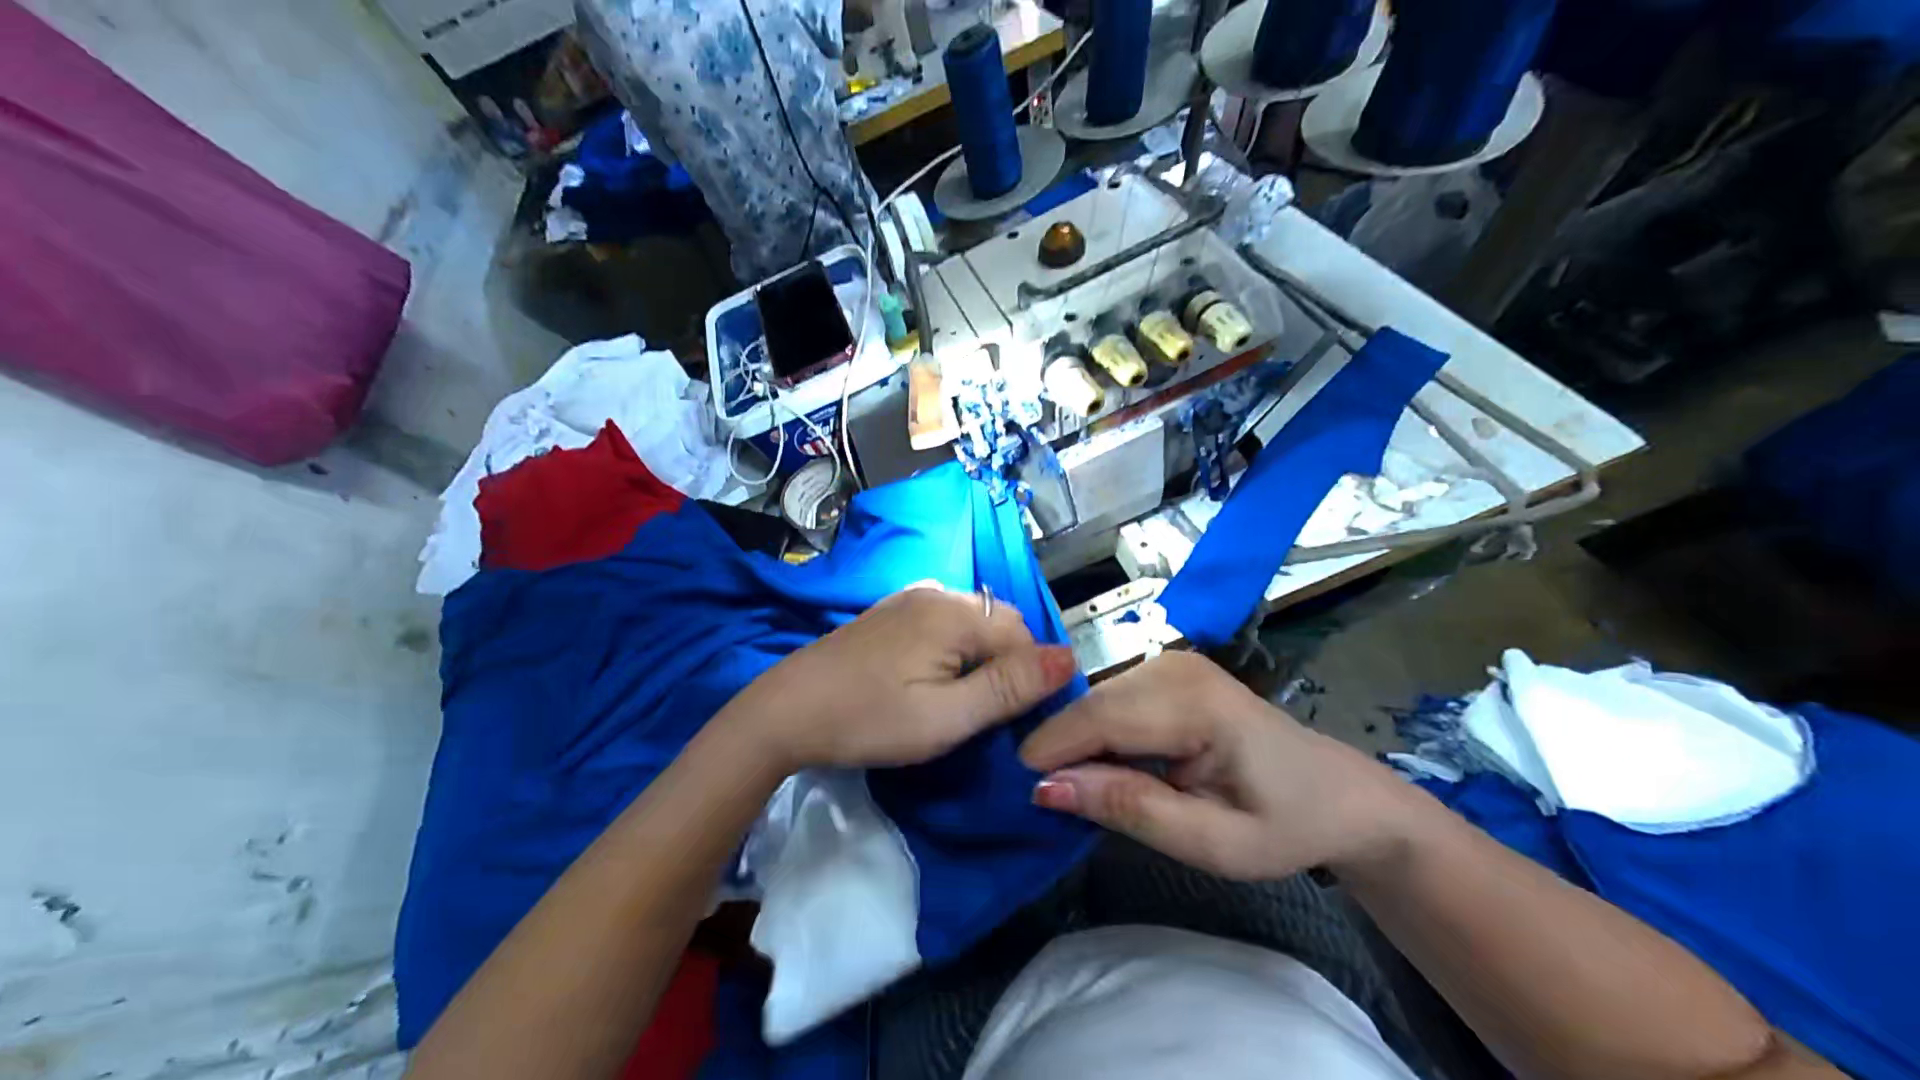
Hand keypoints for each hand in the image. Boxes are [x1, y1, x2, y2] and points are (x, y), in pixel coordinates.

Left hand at [725, 585, 1078, 773]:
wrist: (786, 711)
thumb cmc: (869, 719)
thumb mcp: (946, 718)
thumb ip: (1009, 687)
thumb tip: (1067, 659)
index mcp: (956, 612)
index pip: (1025, 636)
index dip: (1028, 679)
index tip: (1009, 721)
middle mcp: (938, 592)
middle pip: (1001, 624)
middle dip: (1005, 667)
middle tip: (982, 716)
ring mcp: (910, 598)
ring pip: (974, 624)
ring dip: (980, 660)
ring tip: (959, 703)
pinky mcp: (891, 611)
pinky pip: (945, 623)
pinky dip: (954, 650)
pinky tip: (932, 680)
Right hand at [1019, 652, 1420, 880]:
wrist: (1335, 793)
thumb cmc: (1283, 824)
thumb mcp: (1212, 842)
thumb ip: (1131, 809)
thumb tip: (1047, 787)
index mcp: (1198, 704)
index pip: (1102, 718)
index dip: (1053, 749)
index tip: (1019, 790)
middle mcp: (1176, 667)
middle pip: (1093, 704)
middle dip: (1061, 748)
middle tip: (1046, 800)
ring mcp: (1171, 662)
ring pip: (1095, 699)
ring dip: (1077, 742)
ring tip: (1077, 787)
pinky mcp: (1165, 668)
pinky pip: (1110, 697)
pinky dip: (1097, 732)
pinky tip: (1104, 764)